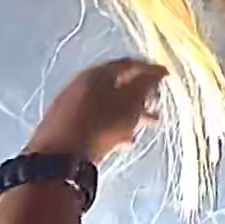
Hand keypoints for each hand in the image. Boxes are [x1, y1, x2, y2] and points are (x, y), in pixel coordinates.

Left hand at [25, 58, 167, 163]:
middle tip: (157, 104)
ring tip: (148, 124)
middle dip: (142, 94)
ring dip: (132, 111)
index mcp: (95, 75)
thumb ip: (146, 83)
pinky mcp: (66, 125)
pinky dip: (115, 123)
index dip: (150, 69)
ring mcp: (71, 106)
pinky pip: (98, 118)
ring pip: (110, 103)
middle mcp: (80, 85)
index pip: (128, 64)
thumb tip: (156, 71)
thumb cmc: (101, 125)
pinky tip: (125, 138)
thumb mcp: (131, 102)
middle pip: (119, 84)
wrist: (58, 159)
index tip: (166, 78)